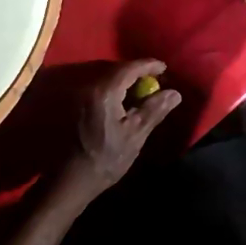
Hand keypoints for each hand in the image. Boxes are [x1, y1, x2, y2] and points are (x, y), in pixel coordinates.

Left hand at [62, 59, 182, 193]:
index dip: (148, 65)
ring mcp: (78, 95)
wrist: (71, 179)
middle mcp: (88, 86)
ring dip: (123, 80)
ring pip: (105, 78)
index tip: (164, 68)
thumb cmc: (106, 159)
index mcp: (104, 92)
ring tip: (140, 90)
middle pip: (116, 69)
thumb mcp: (135, 135)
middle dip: (136, 72)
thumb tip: (174, 93)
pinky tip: (121, 102)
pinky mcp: (74, 104)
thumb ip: (154, 110)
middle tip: (154, 80)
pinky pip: (97, 87)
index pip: (129, 68)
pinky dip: (112, 89)